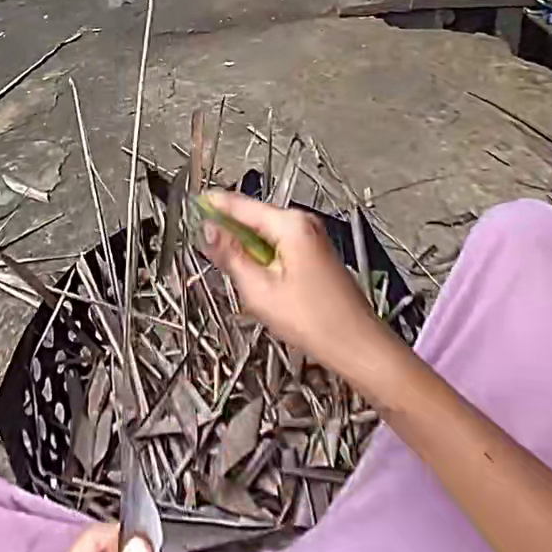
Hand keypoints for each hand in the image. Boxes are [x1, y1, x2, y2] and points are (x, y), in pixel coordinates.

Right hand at [195, 191, 399, 378]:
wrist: (359, 347)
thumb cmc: (314, 321)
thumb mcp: (259, 289)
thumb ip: (230, 255)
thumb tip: (208, 230)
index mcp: (290, 225)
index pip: (241, 204)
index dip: (214, 205)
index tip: (193, 204)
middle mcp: (303, 223)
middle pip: (253, 218)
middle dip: (230, 232)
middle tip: (208, 248)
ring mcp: (312, 237)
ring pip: (264, 234)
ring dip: (246, 248)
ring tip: (235, 272)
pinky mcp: (315, 253)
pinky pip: (278, 245)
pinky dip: (262, 256)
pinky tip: (259, 280)